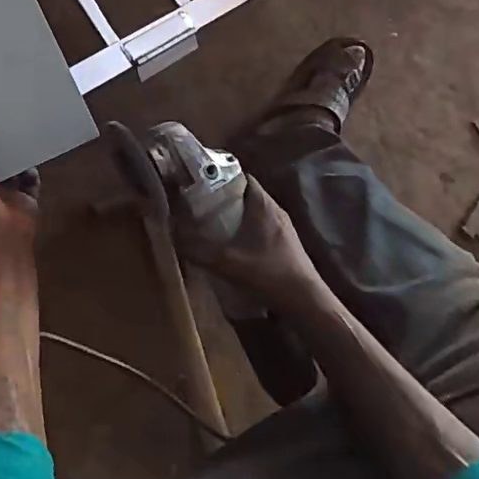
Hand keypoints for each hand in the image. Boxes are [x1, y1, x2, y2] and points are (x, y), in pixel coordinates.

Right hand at [175, 177, 323, 295]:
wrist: (307, 303)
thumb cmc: (270, 274)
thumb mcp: (228, 262)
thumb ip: (198, 249)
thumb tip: (171, 235)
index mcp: (263, 205)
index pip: (241, 176)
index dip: (220, 175)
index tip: (198, 180)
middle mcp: (275, 210)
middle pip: (245, 192)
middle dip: (222, 195)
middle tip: (197, 201)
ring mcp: (283, 227)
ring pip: (253, 209)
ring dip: (233, 212)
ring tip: (209, 219)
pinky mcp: (285, 242)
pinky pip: (260, 224)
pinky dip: (244, 226)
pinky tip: (231, 241)